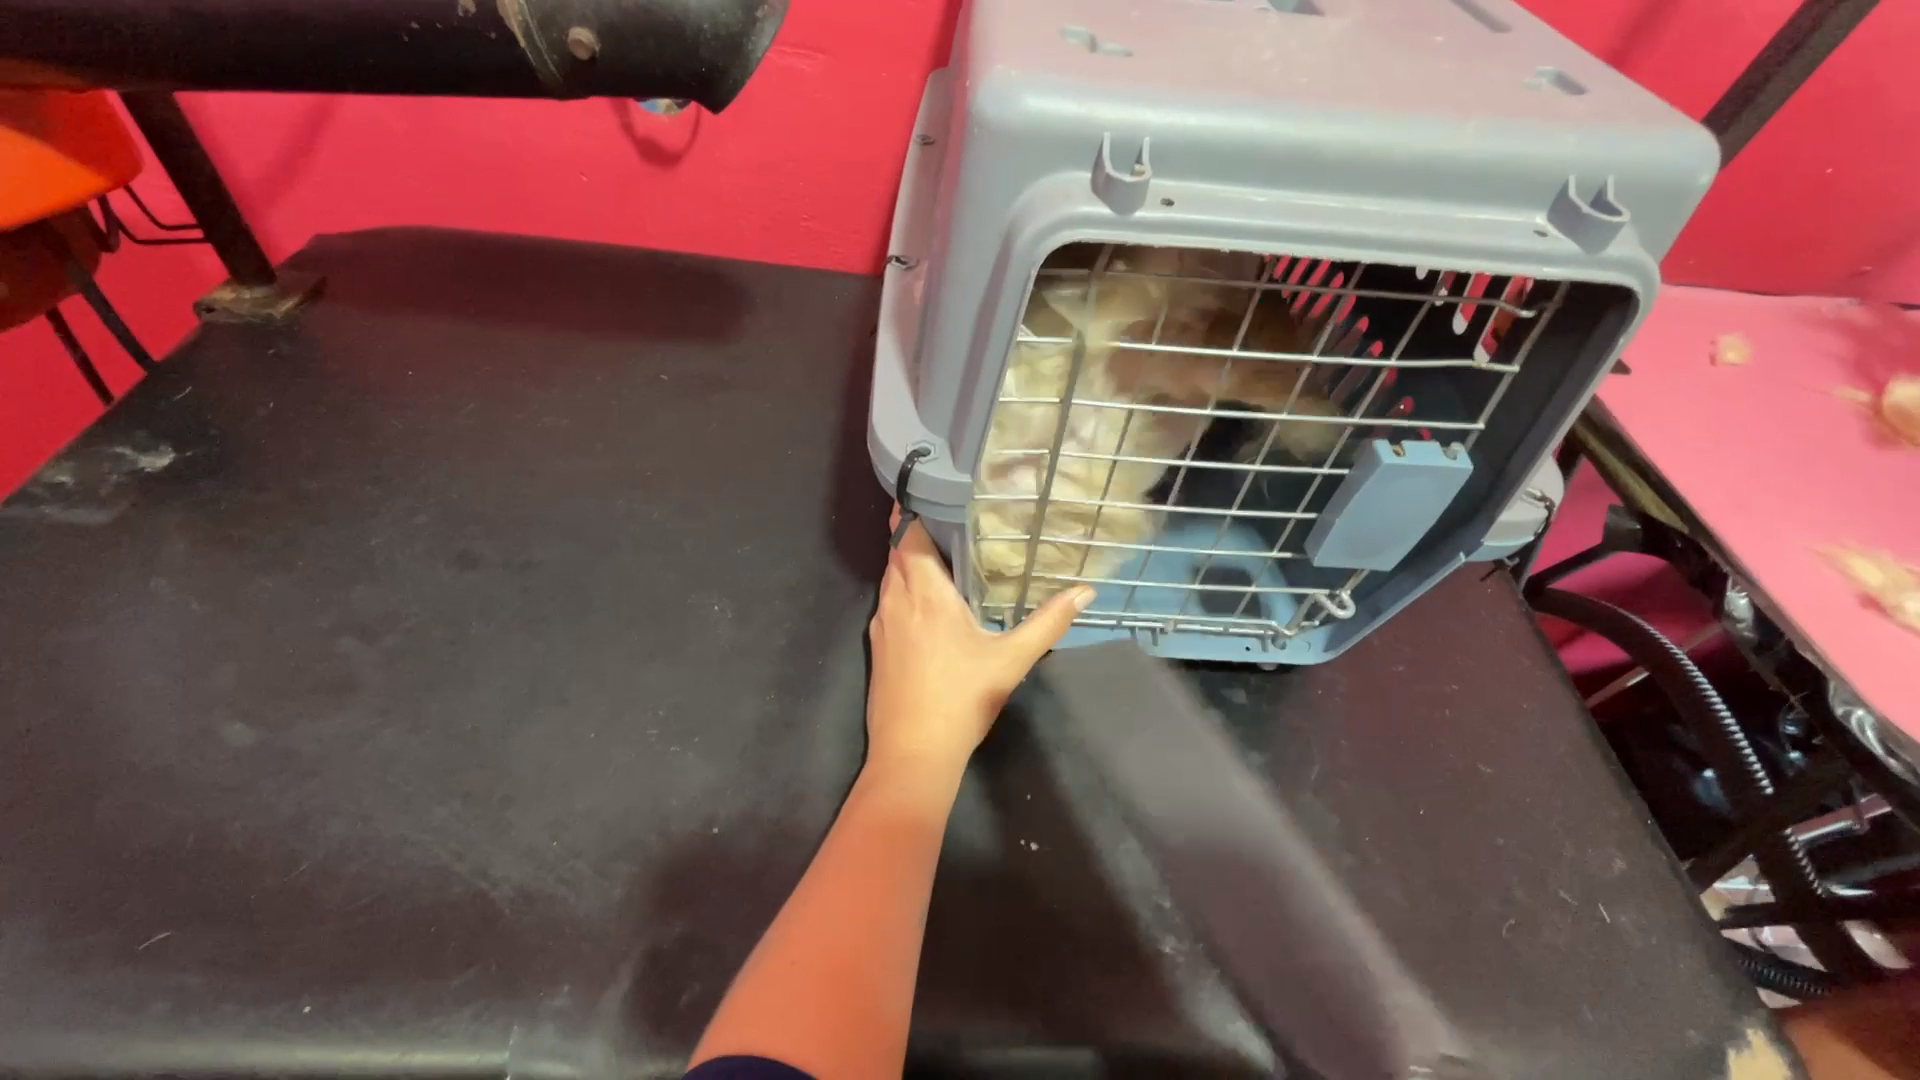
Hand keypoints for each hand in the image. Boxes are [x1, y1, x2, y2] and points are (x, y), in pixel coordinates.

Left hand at [865, 506, 1093, 778]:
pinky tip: (925, 602)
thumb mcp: (1011, 661)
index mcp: (925, 594)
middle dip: (914, 531)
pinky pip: (888, 602)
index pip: (909, 535)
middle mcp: (896, 600)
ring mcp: (881, 625)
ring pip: (890, 578)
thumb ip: (1048, 623)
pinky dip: (902, 588)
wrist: (912, 754)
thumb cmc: (961, 700)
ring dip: (908, 561)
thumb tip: (1085, 591)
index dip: (915, 510)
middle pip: (897, 552)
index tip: (932, 490)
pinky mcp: (876, 647)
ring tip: (940, 551)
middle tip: (946, 515)